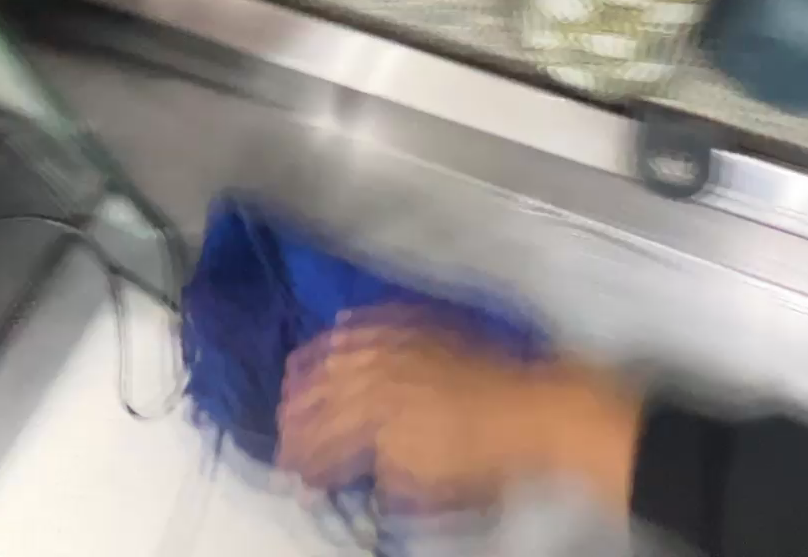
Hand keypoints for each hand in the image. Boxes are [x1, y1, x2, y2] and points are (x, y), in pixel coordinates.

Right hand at [276, 309, 641, 512]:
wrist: (529, 411)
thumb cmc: (480, 460)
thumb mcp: (425, 486)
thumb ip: (381, 473)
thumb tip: (353, 468)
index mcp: (383, 423)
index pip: (330, 436)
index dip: (305, 450)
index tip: (286, 460)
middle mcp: (388, 379)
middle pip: (333, 388)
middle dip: (301, 402)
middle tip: (278, 411)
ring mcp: (409, 349)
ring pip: (353, 350)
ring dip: (320, 358)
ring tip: (295, 364)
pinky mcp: (429, 330)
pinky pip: (387, 319)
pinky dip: (362, 321)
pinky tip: (344, 320)